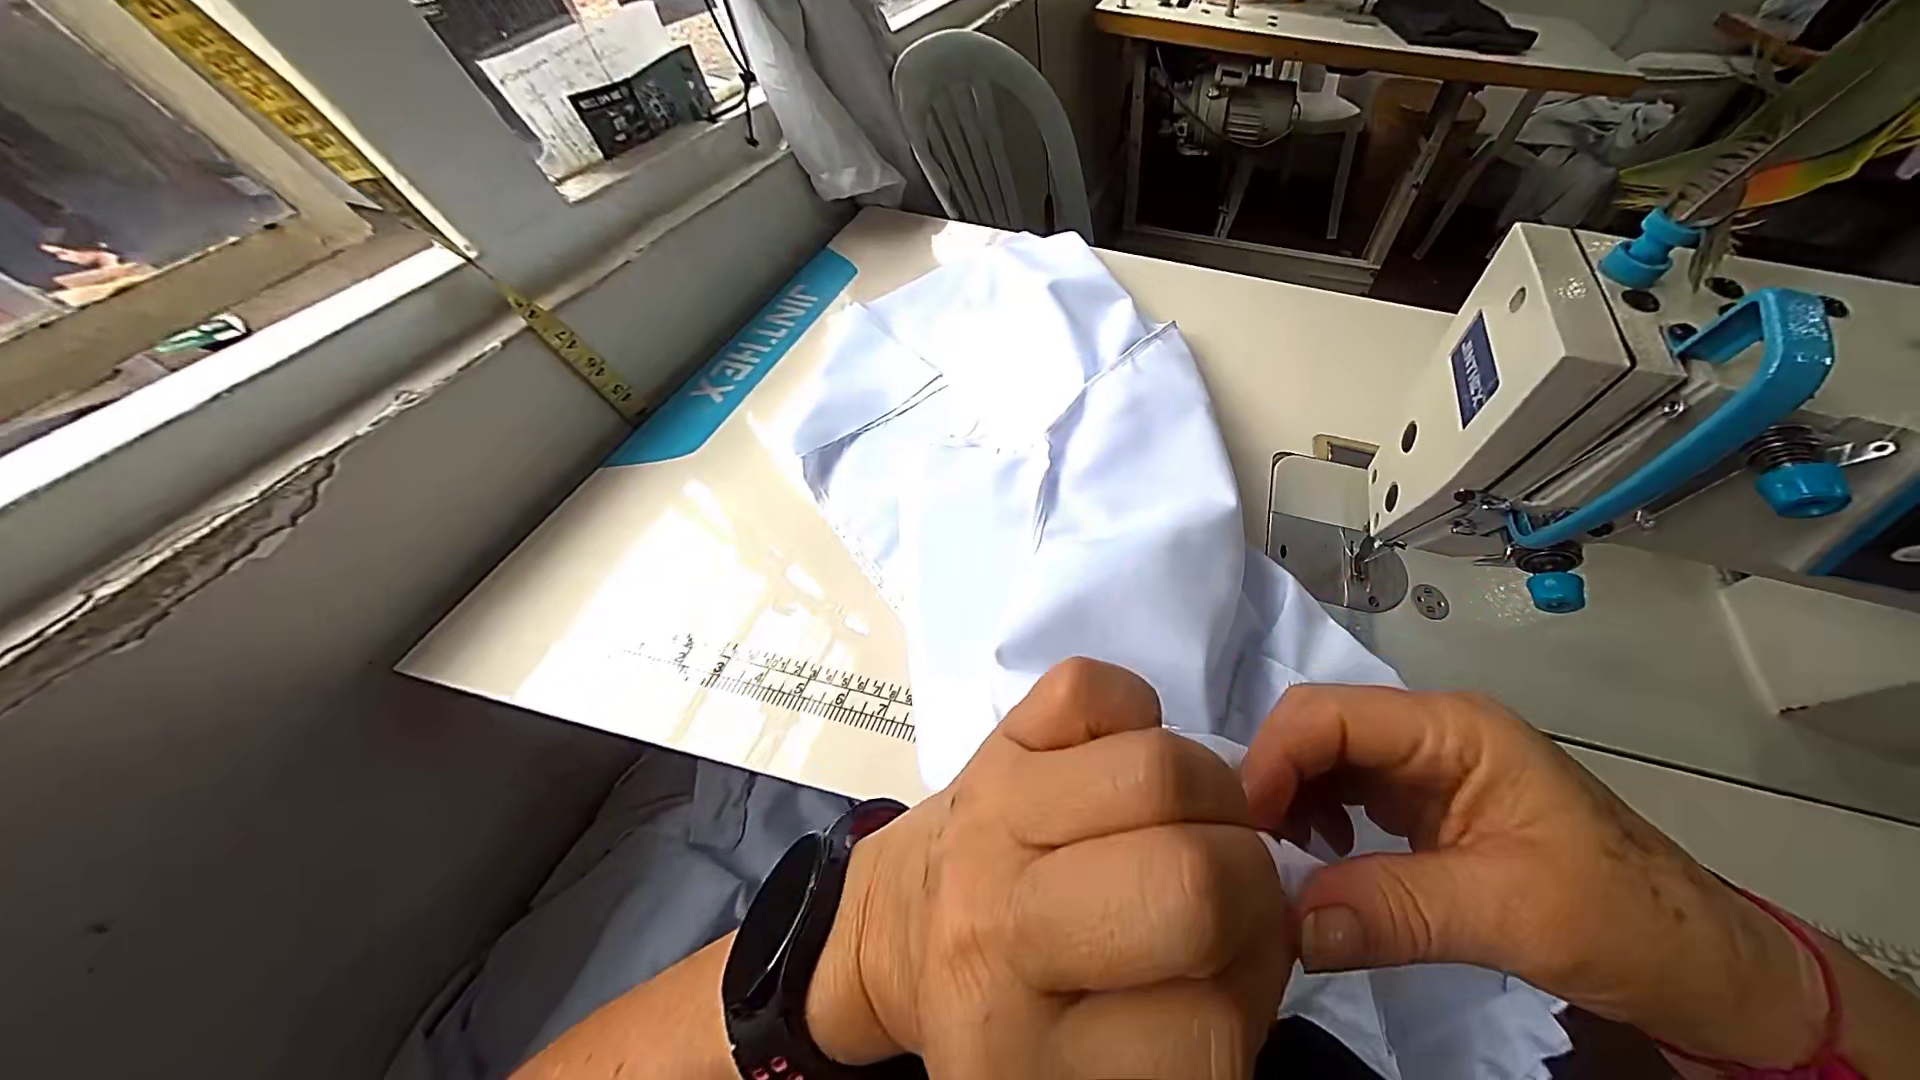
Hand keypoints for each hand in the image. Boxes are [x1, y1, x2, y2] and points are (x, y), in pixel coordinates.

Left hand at [808, 658, 1293, 1079]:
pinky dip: (1135, 709)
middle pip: (1188, 875)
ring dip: (1206, 785)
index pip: (1212, 1016)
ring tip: (1176, 810)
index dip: (1249, 974)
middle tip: (1217, 867)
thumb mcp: (1132, 1047)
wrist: (913, 919)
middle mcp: (996, 928)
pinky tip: (1119, 755)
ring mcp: (988, 816)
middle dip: (1241, 867)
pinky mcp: (991, 741)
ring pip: (1156, 769)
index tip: (1223, 956)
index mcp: (1034, 1052)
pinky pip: (1088, 689)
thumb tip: (1271, 890)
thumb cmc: (1033, 992)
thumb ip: (1219, 995)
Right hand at [1240, 685, 1828, 1068]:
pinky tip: (1320, 856)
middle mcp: (1426, 729)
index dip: (1274, 757)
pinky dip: (1314, 818)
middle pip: (1315, 727)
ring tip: (1280, 854)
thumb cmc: (1629, 922)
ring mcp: (1421, 760)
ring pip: (1320, 755)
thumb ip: (1392, 912)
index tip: (1245, 824)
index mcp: (1451, 727)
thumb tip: (1289, 925)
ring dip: (1289, 799)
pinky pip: (1340, 788)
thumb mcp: (1510, 916)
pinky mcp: (1418, 795)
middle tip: (1249, 842)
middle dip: (1273, 778)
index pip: (1328, 714)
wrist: (1713, 968)